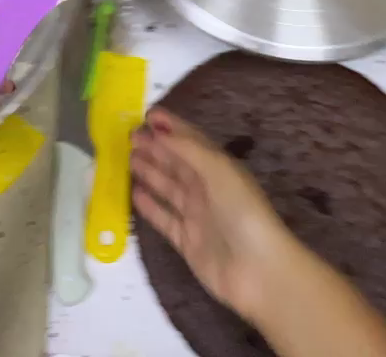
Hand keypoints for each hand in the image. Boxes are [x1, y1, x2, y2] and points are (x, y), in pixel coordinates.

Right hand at [129, 108, 301, 318]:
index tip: (146, 114)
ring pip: (167, 187)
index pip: (190, 140)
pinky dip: (149, 205)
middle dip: (155, 147)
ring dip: (149, 171)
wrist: (258, 271)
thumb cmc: (241, 211)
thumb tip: (160, 128)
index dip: (171, 126)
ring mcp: (196, 215)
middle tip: (129, 136)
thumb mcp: (218, 169)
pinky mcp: (187, 241)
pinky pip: (164, 217)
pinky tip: (133, 192)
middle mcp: (206, 188)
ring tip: (127, 158)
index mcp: (218, 167)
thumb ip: (188, 148)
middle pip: (176, 162)